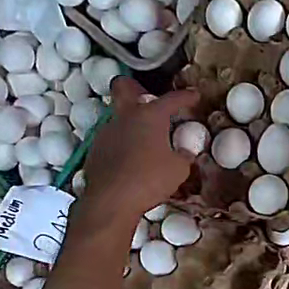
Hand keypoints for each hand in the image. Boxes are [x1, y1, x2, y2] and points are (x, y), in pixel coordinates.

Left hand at [77, 77, 195, 227]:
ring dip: (130, 124)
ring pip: (117, 117)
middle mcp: (125, 117)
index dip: (186, 96)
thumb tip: (183, 152)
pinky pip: (110, 140)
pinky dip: (121, 145)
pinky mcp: (94, 150)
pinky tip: (128, 161)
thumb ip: (183, 156)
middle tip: (148, 101)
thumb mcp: (178, 170)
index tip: (194, 96)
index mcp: (149, 115)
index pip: (172, 99)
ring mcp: (106, 132)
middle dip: (136, 88)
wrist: (111, 201)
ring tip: (142, 141)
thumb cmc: (150, 180)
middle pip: (123, 87)